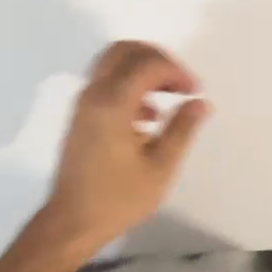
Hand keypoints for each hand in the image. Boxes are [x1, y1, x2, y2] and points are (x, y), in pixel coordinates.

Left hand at [34, 41, 210, 260]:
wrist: (71, 220)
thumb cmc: (117, 198)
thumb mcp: (159, 168)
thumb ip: (181, 129)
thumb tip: (200, 102)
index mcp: (112, 104)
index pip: (147, 64)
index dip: (176, 71)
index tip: (195, 92)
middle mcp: (94, 93)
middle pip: (125, 50)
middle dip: (157, 59)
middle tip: (180, 82)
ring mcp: (83, 101)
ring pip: (113, 62)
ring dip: (142, 69)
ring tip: (169, 95)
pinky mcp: (81, 113)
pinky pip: (106, 81)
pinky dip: (129, 84)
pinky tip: (148, 115)